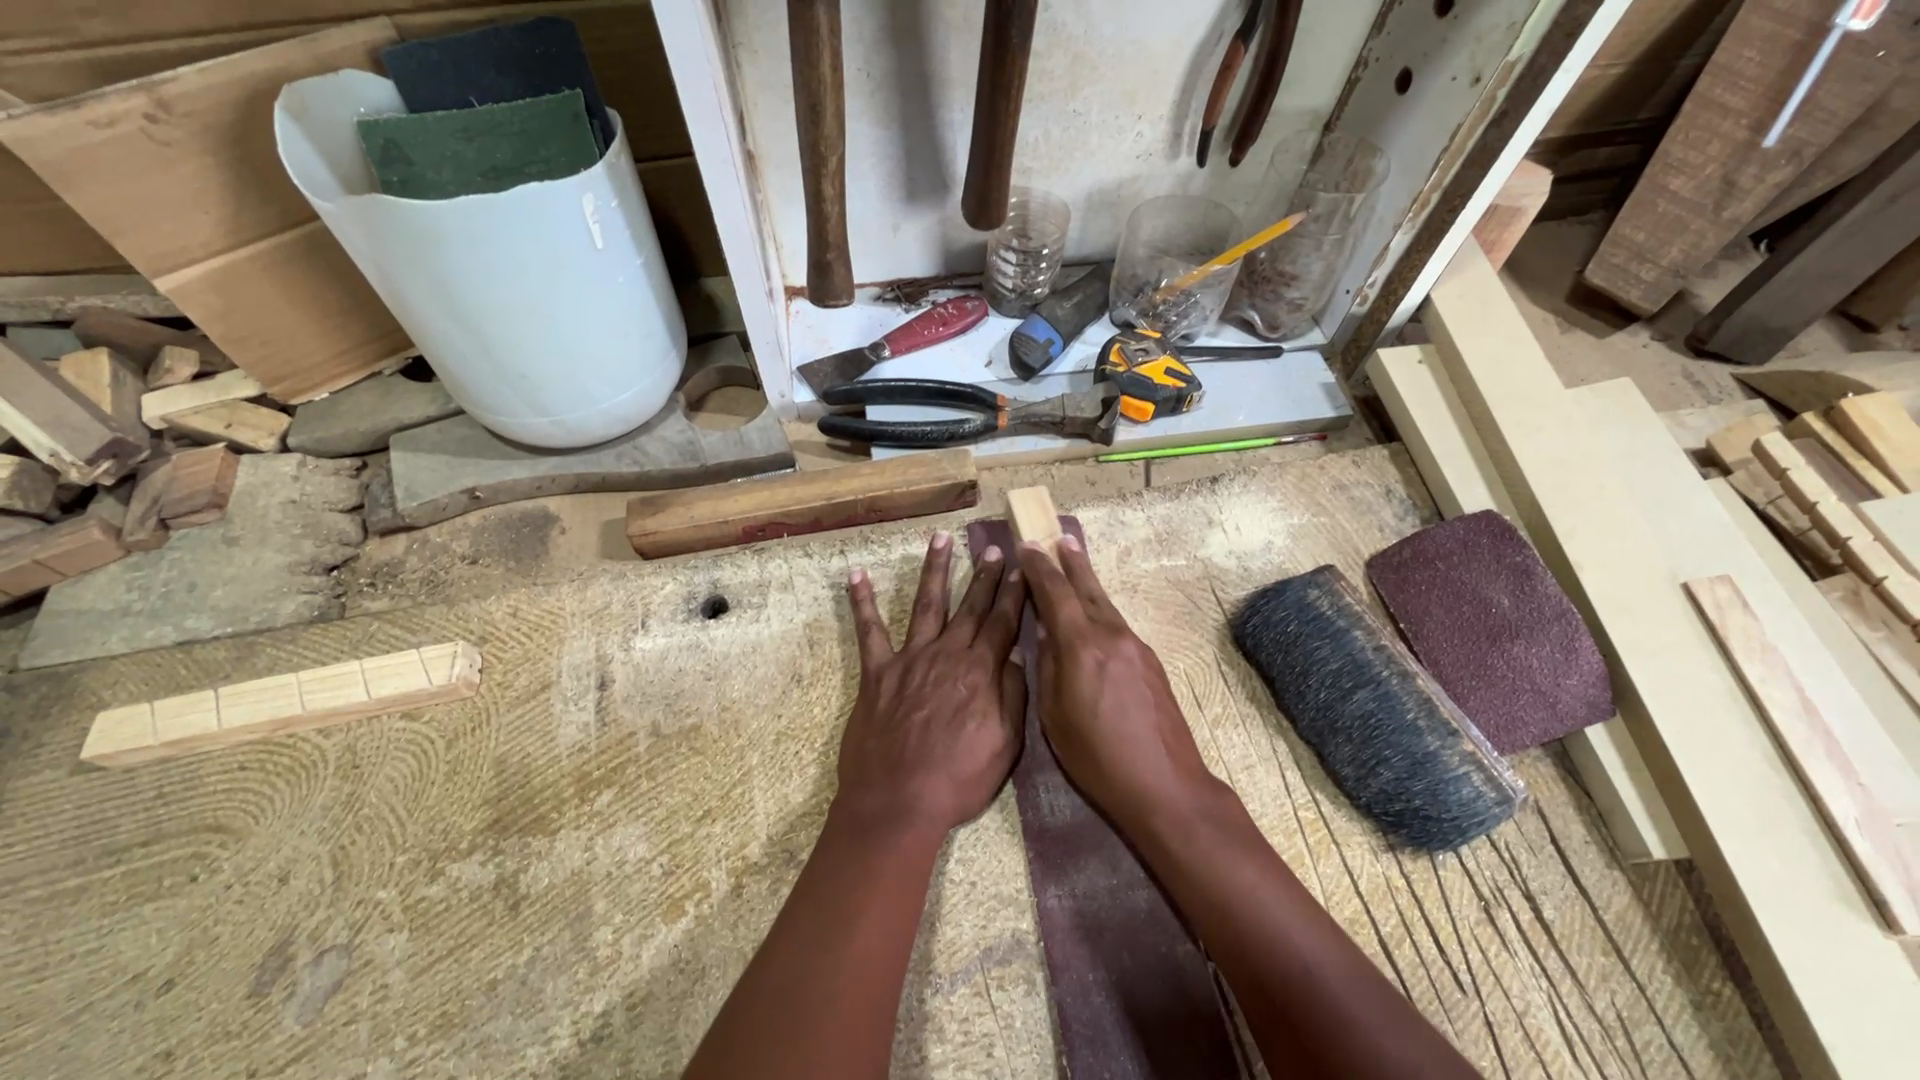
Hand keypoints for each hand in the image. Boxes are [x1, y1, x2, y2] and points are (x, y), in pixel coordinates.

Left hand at [836, 532, 1028, 835]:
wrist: (897, 801)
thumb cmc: (957, 780)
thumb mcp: (1005, 746)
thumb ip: (1013, 696)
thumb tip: (1018, 656)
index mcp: (980, 672)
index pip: (1003, 623)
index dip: (1015, 594)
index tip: (1023, 568)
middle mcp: (947, 655)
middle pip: (970, 607)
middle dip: (984, 576)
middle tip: (993, 548)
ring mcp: (909, 660)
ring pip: (926, 605)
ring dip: (935, 570)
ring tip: (940, 539)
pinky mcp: (877, 674)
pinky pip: (869, 631)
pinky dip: (862, 602)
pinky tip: (856, 574)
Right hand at [1017, 537, 1216, 832]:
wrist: (1163, 784)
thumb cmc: (1096, 757)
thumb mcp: (1054, 716)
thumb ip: (1049, 668)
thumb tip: (1047, 635)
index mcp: (1082, 647)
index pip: (1055, 594)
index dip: (1040, 569)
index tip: (1027, 548)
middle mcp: (1112, 636)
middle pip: (1087, 589)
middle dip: (1071, 562)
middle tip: (1059, 538)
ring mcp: (1136, 647)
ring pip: (1105, 606)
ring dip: (1087, 584)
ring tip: (1074, 564)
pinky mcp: (1151, 663)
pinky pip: (1117, 625)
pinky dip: (1100, 611)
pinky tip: (1093, 618)